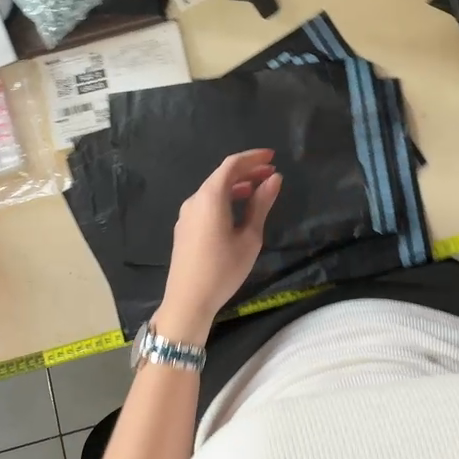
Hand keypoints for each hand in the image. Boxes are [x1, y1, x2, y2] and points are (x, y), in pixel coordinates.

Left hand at [156, 149, 281, 340]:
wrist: (188, 302)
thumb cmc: (223, 269)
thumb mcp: (249, 237)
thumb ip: (261, 204)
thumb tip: (274, 179)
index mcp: (210, 197)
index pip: (232, 165)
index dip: (253, 158)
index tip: (273, 157)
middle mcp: (195, 199)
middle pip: (222, 175)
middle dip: (247, 171)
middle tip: (271, 174)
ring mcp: (186, 214)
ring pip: (213, 189)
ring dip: (236, 185)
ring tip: (258, 190)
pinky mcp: (184, 227)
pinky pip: (206, 202)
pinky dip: (224, 198)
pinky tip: (238, 209)